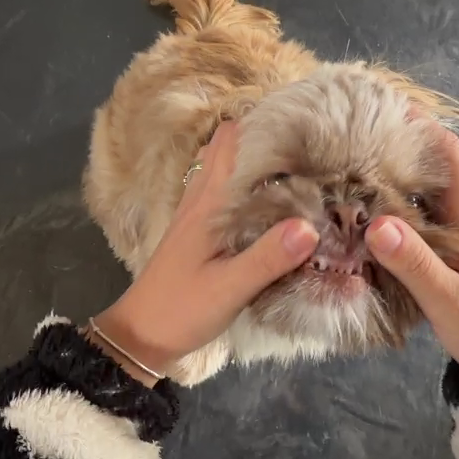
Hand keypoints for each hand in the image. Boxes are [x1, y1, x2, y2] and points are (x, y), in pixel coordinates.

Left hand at [90, 121, 319, 384]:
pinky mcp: (201, 235)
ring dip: (261, 164)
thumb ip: (267, 257)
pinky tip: (280, 204)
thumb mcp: (228, 288)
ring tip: (307, 166)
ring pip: (230, 172)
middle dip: (269, 139)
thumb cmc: (180, 308)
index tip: (307, 121)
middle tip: (317, 142)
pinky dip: (253, 191)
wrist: (141, 336)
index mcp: (207, 202)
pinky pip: (229, 198)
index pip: (230, 140)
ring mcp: (199, 216)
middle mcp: (202, 200)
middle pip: (232, 149)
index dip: (264, 122)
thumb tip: (311, 225)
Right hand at [364, 130, 458, 421]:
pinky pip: (415, 224)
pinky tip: (357, 221)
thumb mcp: (452, 302)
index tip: (374, 108)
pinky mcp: (449, 256)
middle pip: (426, 170)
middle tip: (337, 141)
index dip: (416, 126)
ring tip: (336, 174)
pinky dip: (388, 215)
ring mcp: (458, 237)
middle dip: (389, 151)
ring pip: (417, 198)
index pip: (446, 156)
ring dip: (384, 184)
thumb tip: (375, 223)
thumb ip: (416, 263)